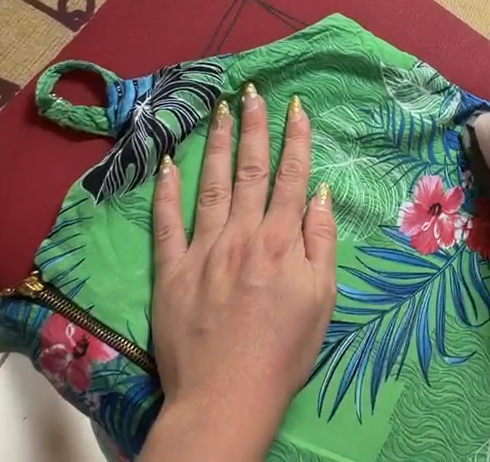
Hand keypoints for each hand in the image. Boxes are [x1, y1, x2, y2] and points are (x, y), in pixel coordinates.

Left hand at [141, 84, 336, 460]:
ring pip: (212, 184)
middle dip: (253, 126)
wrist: (225, 399)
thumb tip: (318, 192)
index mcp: (282, 241)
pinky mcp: (170, 272)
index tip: (295, 105)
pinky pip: (167, 223)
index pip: (291, 176)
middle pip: (251, 170)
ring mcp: (203, 251)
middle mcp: (242, 235)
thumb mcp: (323, 298)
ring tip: (218, 109)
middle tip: (252, 91)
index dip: (295, 138)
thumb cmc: (284, 351)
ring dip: (218, 144)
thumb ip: (321, 241)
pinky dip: (167, 190)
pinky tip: (170, 161)